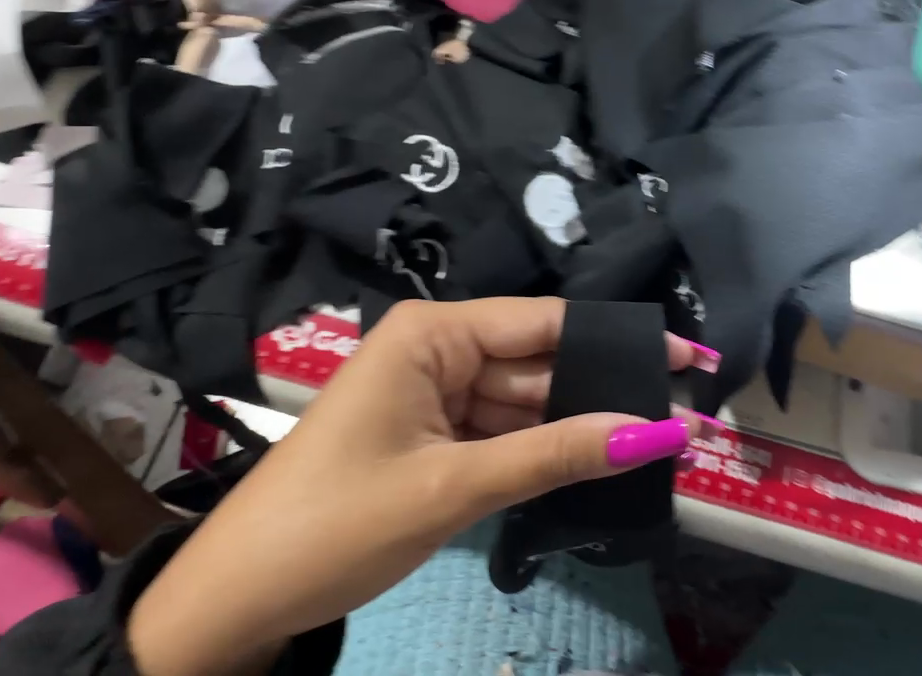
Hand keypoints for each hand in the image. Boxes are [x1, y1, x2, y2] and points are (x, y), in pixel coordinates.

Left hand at [127, 297, 716, 675]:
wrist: (238, 598)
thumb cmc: (337, 523)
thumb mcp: (455, 485)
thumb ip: (557, 454)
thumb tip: (656, 432)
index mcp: (433, 332)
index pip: (543, 322)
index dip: (616, 340)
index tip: (684, 358)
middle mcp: (437, 349)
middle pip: (538, 363)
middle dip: (600, 393)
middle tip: (678, 417)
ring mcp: (434, 394)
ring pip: (524, 403)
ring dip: (575, 428)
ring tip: (652, 445)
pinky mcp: (432, 436)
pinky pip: (501, 434)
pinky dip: (540, 454)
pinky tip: (594, 466)